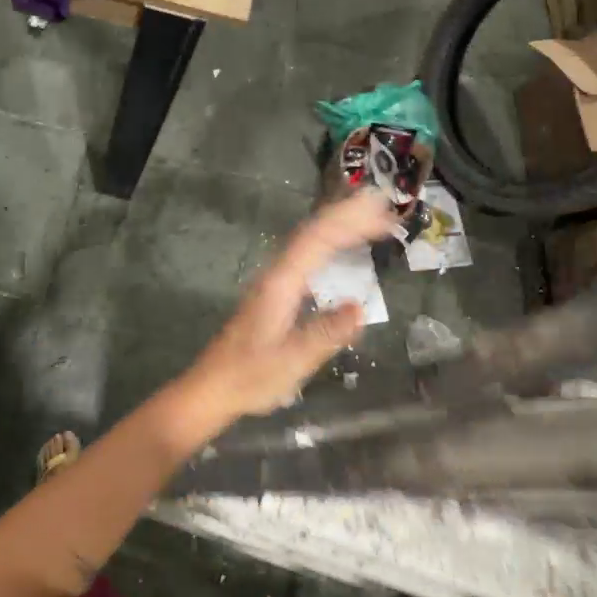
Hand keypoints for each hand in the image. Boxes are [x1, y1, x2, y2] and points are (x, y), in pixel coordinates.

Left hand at [174, 191, 401, 424]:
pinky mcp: (273, 297)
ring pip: (307, 244)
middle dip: (347, 217)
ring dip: (338, 228)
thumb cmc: (249, 378)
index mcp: (279, 285)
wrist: (212, 389)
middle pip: (312, 235)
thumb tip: (360, 307)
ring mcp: (272, 285)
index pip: (316, 241)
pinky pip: (305, 260)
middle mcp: (274, 277)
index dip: (348, 222)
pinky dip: (328, 248)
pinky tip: (341, 253)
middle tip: (384, 206)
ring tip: (371, 219)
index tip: (381, 212)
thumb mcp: (291, 361)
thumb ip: (324, 334)